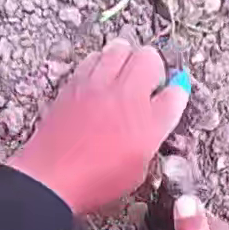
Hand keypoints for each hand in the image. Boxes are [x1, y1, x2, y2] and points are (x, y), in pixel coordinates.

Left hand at [7, 41, 188, 214]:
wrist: (51, 179)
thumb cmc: (95, 181)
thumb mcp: (138, 169)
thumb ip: (153, 135)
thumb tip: (161, 112)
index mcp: (148, 122)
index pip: (175, 92)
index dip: (177, 93)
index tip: (173, 97)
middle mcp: (125, 96)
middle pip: (148, 57)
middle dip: (153, 67)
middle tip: (148, 86)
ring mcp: (96, 85)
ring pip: (119, 48)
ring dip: (125, 59)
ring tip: (122, 80)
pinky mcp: (73, 84)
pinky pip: (92, 59)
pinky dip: (100, 64)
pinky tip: (99, 84)